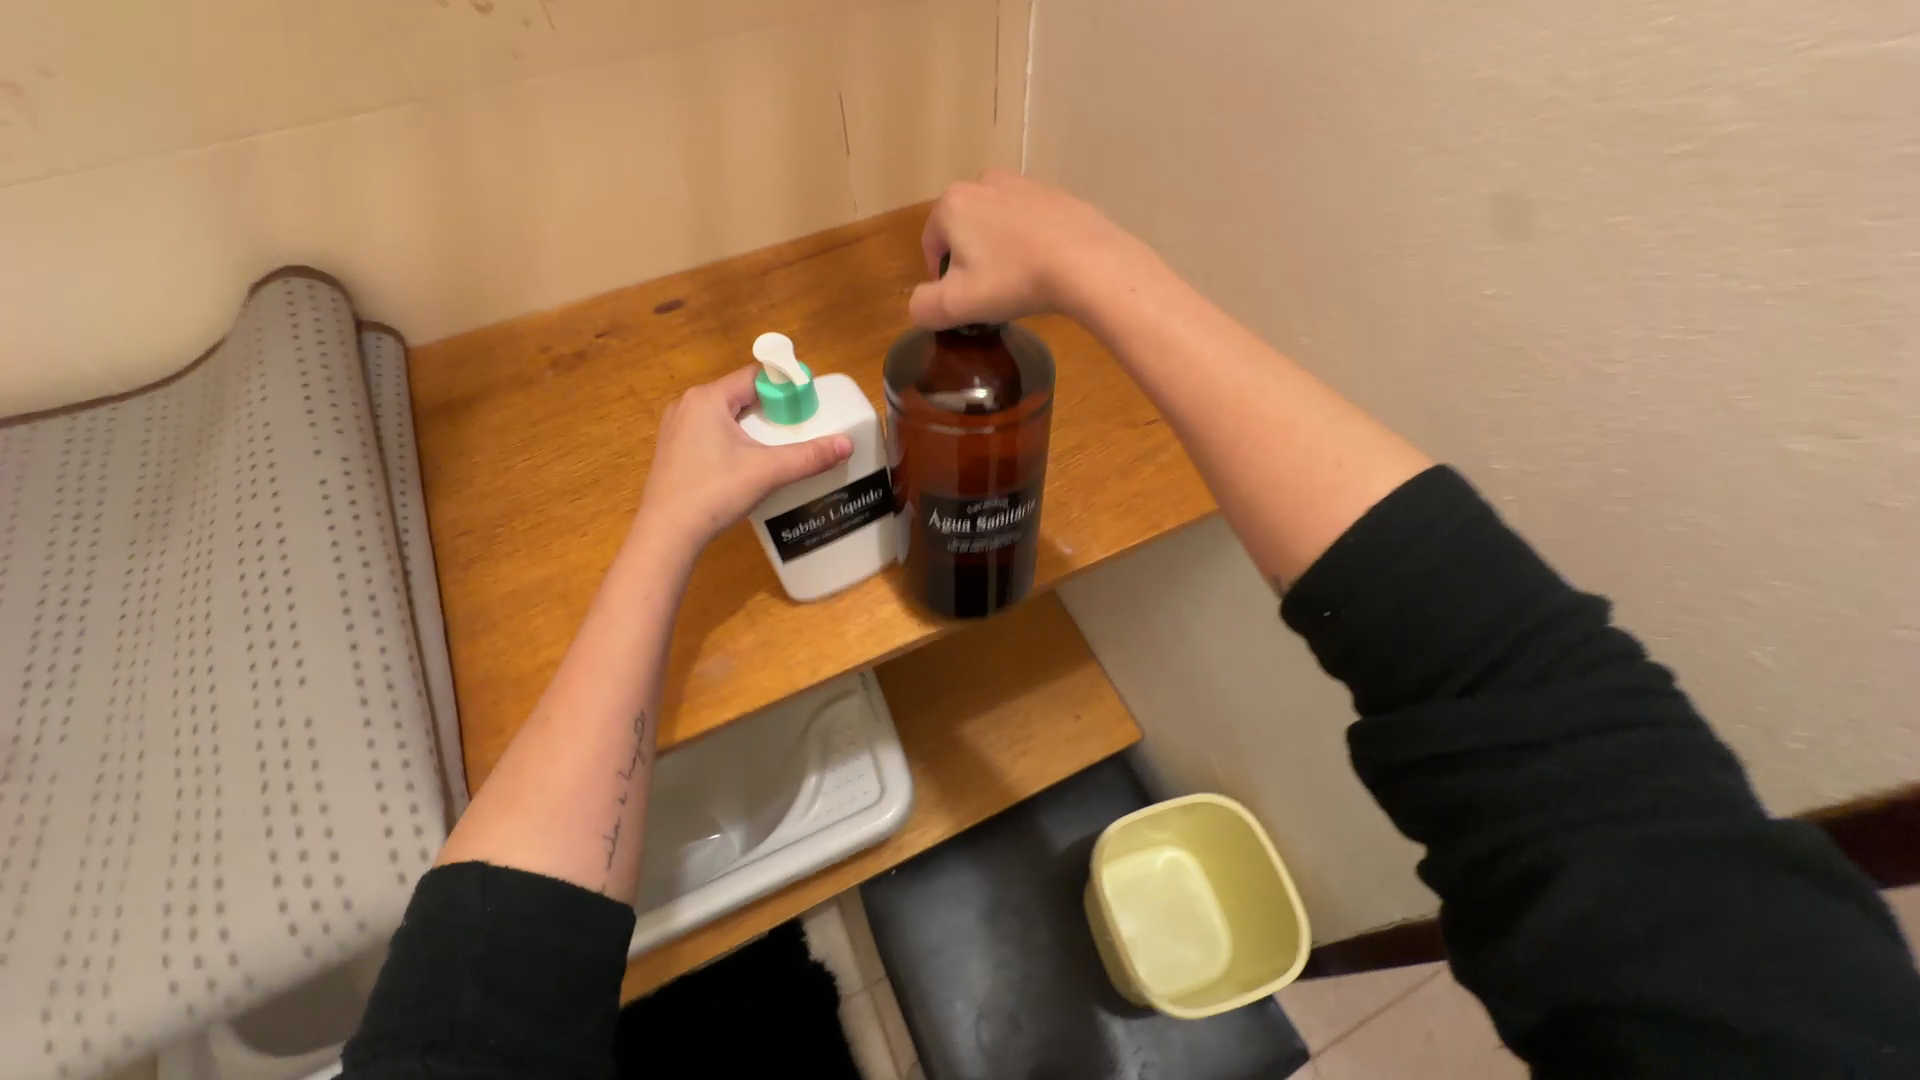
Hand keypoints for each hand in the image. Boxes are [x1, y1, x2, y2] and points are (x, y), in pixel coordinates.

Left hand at [633, 366, 851, 555]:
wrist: (667, 533)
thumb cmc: (714, 492)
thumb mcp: (767, 471)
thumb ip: (809, 456)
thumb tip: (848, 444)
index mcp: (708, 398)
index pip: (755, 376)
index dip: (785, 385)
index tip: (809, 402)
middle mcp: (688, 405)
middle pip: (740, 395)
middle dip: (772, 407)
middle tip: (801, 425)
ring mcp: (676, 429)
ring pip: (725, 415)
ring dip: (753, 425)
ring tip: (780, 444)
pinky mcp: (674, 451)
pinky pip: (711, 433)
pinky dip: (734, 439)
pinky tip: (749, 461)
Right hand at [908, 169, 1156, 329]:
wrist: (1086, 262)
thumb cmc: (1013, 281)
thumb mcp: (956, 305)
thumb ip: (923, 307)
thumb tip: (920, 303)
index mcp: (952, 203)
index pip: (931, 245)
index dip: (941, 279)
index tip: (964, 302)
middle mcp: (983, 182)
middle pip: (964, 232)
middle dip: (972, 262)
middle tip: (992, 293)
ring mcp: (1022, 183)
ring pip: (996, 226)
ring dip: (1000, 252)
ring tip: (1020, 281)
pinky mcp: (1055, 193)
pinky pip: (1029, 222)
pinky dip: (1029, 243)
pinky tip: (1045, 266)